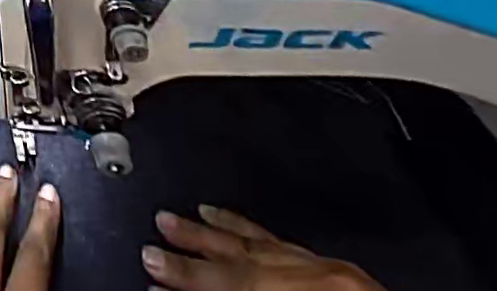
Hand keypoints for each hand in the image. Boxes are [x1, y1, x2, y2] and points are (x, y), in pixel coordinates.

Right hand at [143, 206, 385, 290]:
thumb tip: (207, 290)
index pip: (235, 281)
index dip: (187, 275)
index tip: (151, 263)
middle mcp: (321, 279)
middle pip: (245, 256)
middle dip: (197, 245)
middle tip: (159, 227)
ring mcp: (335, 274)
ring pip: (266, 243)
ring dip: (222, 230)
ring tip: (189, 213)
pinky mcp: (345, 275)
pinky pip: (291, 244)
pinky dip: (260, 233)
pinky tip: (243, 225)